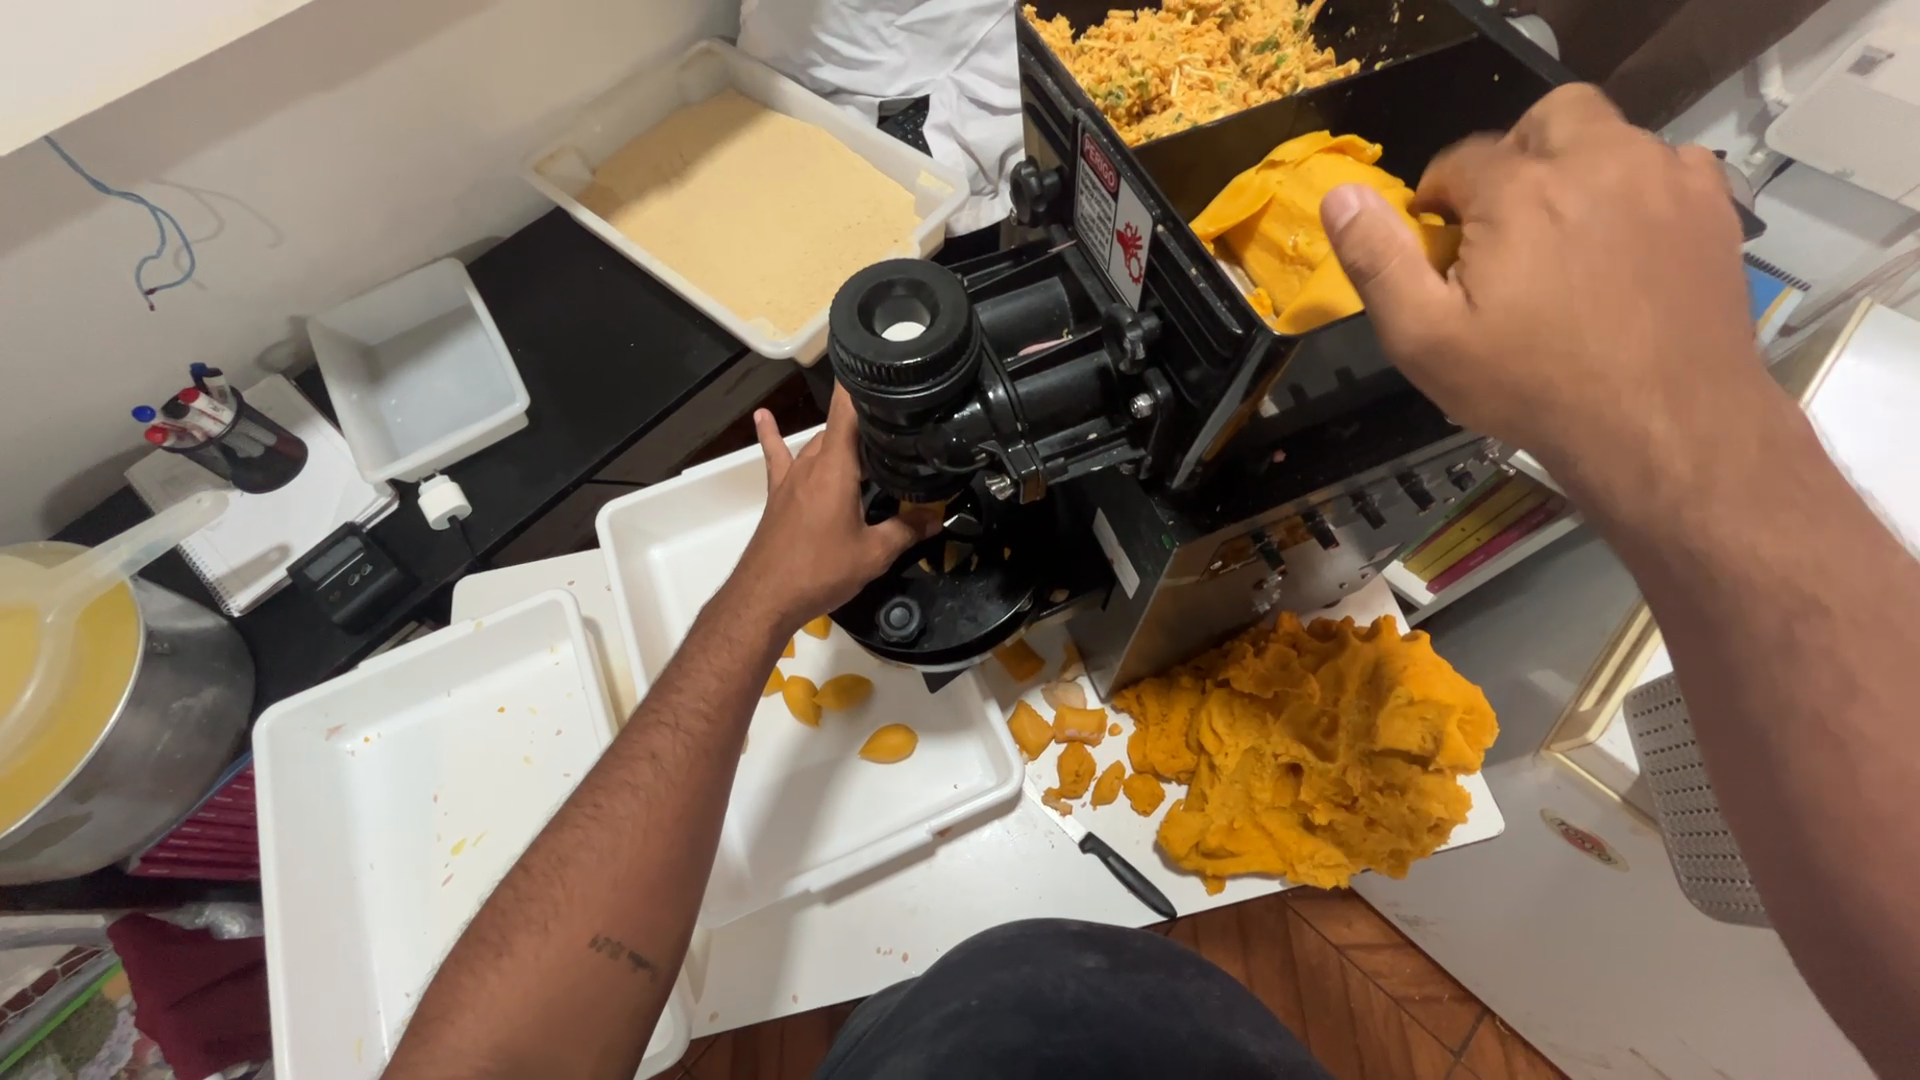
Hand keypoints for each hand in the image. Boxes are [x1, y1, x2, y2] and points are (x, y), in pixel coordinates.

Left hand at [730, 385, 937, 633]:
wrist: (765, 597)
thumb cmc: (819, 571)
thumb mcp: (873, 554)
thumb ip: (906, 530)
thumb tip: (936, 518)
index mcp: (836, 467)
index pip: (849, 410)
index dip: (864, 383)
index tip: (881, 363)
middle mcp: (811, 463)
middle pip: (840, 429)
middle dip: (868, 424)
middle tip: (898, 428)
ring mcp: (791, 477)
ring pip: (818, 445)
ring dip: (841, 441)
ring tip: (868, 442)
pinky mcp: (779, 493)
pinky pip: (778, 457)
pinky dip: (773, 437)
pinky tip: (764, 418)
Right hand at [1320, 84, 1763, 498]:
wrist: (1656, 421)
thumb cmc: (1523, 382)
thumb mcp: (1422, 336)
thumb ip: (1377, 261)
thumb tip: (1340, 196)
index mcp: (1520, 189)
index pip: (1459, 159)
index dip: (1435, 202)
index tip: (1436, 251)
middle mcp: (1599, 160)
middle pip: (1547, 119)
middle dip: (1511, 160)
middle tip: (1498, 229)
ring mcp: (1665, 177)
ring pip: (1607, 138)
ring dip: (1570, 174)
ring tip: (1556, 245)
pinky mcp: (1711, 204)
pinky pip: (1660, 167)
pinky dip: (1626, 193)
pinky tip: (1612, 251)